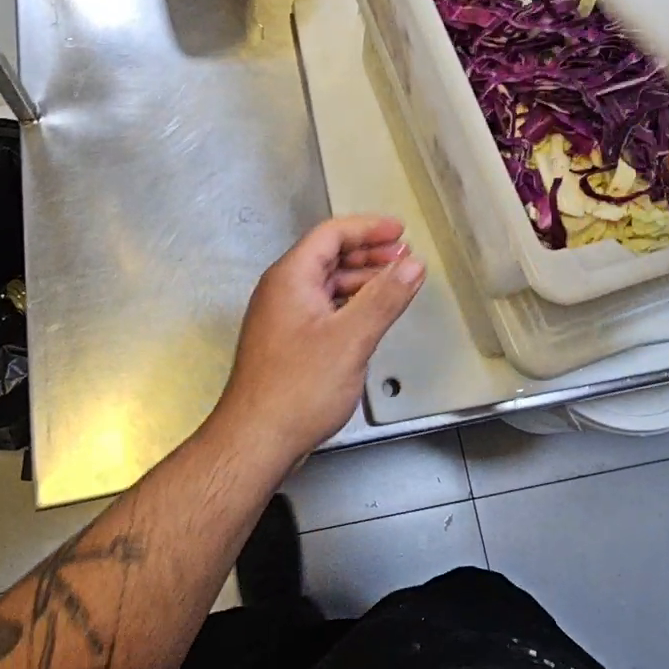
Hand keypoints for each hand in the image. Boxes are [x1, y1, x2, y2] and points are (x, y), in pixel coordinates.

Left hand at [211, 215, 425, 464]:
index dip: (368, 228)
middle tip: (403, 256)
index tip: (399, 232)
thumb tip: (412, 265)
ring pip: (326, 283)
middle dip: (368, 252)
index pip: (331, 234)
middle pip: (328, 255)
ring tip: (395, 284)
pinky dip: (350, 303)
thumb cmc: (298, 388)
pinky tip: (370, 316)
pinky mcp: (287, 341)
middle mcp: (282, 290)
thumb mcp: (352, 338)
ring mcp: (282, 316)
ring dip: (361, 279)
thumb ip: (385, 297)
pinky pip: (323, 307)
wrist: (257, 439)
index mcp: (290, 277)